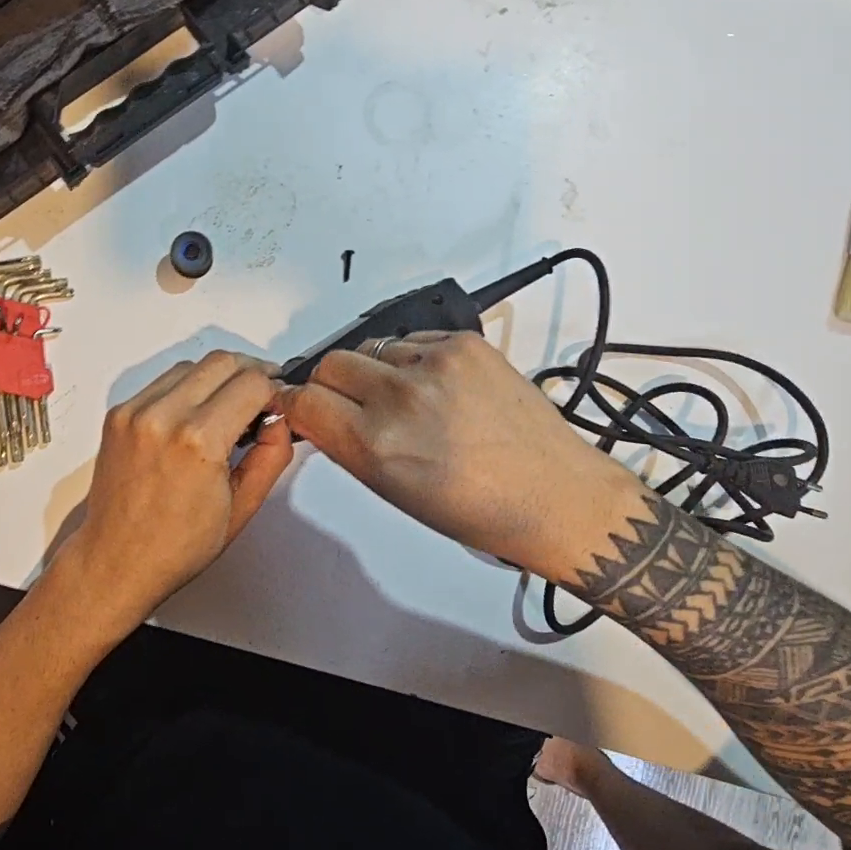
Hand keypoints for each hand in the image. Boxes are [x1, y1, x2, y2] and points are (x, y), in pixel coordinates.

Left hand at [54, 351, 294, 633]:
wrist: (116, 559)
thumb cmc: (172, 547)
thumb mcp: (242, 507)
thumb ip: (271, 455)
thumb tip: (280, 420)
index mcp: (197, 442)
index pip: (253, 383)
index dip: (274, 390)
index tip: (277, 404)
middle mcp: (162, 418)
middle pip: (224, 361)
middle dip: (251, 373)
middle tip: (261, 397)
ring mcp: (135, 412)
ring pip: (192, 365)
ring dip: (217, 377)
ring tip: (227, 409)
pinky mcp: (119, 414)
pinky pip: (162, 381)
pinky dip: (186, 389)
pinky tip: (196, 415)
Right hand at [277, 331, 642, 575]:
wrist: (553, 494)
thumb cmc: (479, 509)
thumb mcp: (392, 491)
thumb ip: (346, 446)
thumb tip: (316, 414)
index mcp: (376, 445)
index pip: (303, 401)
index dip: (296, 405)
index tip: (300, 407)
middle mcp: (401, 398)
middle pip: (329, 364)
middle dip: (330, 386)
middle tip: (351, 406)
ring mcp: (435, 364)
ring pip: (369, 348)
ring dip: (372, 372)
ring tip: (404, 402)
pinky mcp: (464, 344)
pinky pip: (409, 341)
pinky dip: (409, 361)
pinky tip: (432, 390)